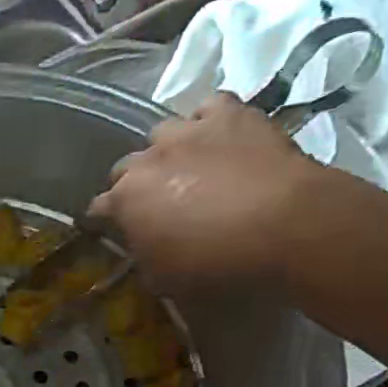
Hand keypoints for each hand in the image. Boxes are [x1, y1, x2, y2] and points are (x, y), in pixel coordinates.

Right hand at [89, 93, 337, 287]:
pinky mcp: (232, 115)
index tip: (115, 231)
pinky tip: (218, 136)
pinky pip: (209, 107)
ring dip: (168, 149)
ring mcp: (189, 132)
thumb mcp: (164, 279)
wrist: (288, 228)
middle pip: (126, 167)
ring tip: (186, 164)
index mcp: (124, 201)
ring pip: (162, 132)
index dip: (105, 221)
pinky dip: (209, 120)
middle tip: (154, 201)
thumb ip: (143, 258)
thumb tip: (142, 250)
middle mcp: (147, 161)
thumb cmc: (217, 264)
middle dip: (134, 183)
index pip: (98, 208)